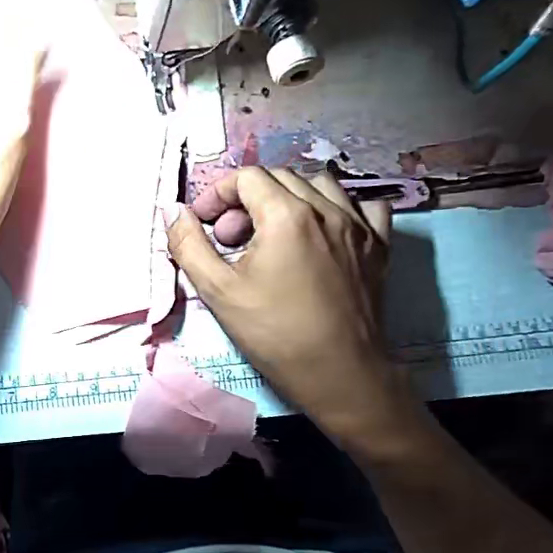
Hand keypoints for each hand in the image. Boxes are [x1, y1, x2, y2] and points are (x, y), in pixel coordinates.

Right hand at [166, 166, 415, 445]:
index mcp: (286, 215)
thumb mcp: (219, 292)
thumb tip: (173, 211)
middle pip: (280, 177)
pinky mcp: (379, 245)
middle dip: (248, 200)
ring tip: (276, 231)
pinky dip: (342, 208)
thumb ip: (189, 245)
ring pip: (321, 184)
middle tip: (233, 239)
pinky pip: (364, 206)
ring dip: (291, 197)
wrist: (340, 375)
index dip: (217, 195)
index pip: (246, 177)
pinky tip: (327, 230)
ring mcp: (358, 225)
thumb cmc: (276, 335)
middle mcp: (326, 208)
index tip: (205, 223)